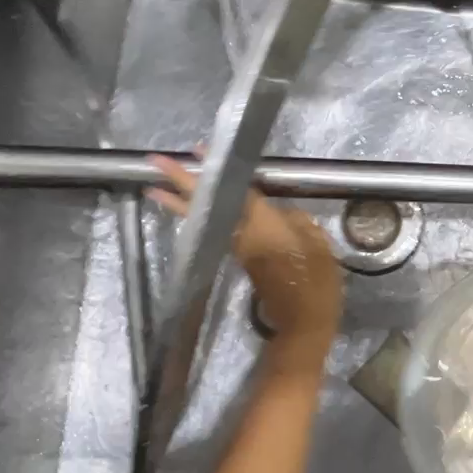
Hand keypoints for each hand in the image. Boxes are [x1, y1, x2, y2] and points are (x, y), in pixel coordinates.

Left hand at [149, 154, 343, 340]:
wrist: (304, 322)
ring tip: (155, 190)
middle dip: (180, 182)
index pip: (234, 190)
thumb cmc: (316, 282)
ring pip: (204, 219)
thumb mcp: (318, 245)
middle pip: (206, 203)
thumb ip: (298, 222)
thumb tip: (282, 214)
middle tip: (155, 161)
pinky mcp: (241, 260)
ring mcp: (238, 249)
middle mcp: (242, 234)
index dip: (214, 170)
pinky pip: (217, 229)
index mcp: (262, 225)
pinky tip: (199, 212)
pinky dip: (203, 217)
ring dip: (181, 203)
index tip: (197, 150)